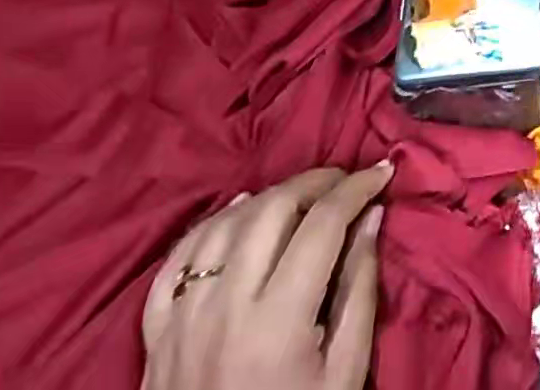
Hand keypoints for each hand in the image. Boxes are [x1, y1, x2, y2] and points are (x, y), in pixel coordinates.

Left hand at [141, 163, 391, 389]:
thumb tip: (372, 217)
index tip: (384, 172)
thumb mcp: (346, 366)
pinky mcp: (155, 334)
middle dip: (317, 181)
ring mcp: (181, 320)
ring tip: (304, 195)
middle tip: (348, 180)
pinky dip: (210, 225)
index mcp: (278, 320)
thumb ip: (360, 286)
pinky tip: (240, 211)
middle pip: (271, 211)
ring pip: (223, 226)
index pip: (323, 224)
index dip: (358, 187)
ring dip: (270, 196)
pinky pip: (176, 261)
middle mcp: (224, 309)